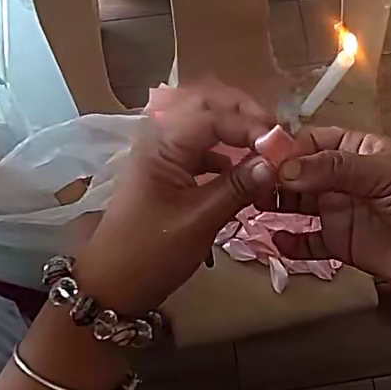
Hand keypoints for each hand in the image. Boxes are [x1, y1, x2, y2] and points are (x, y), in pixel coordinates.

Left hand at [75, 82, 277, 314]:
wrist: (111, 284)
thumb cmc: (151, 253)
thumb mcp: (199, 221)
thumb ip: (237, 187)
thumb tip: (274, 162)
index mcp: (161, 144)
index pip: (212, 115)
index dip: (249, 125)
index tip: (280, 145)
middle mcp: (159, 138)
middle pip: (204, 105)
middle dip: (242, 113)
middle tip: (274, 134)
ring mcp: (160, 153)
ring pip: (202, 124)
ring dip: (233, 129)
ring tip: (264, 148)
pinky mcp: (165, 170)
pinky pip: (199, 148)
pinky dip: (223, 152)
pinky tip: (242, 170)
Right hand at [265, 127, 390, 315]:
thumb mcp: (388, 173)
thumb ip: (336, 169)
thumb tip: (285, 169)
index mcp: (352, 150)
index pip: (307, 142)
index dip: (281, 149)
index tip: (254, 159)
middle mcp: (338, 177)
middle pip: (294, 172)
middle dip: (270, 177)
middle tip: (244, 186)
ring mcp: (336, 210)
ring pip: (294, 204)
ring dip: (272, 205)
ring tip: (248, 208)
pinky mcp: (339, 243)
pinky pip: (306, 241)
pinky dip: (289, 242)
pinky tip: (274, 242)